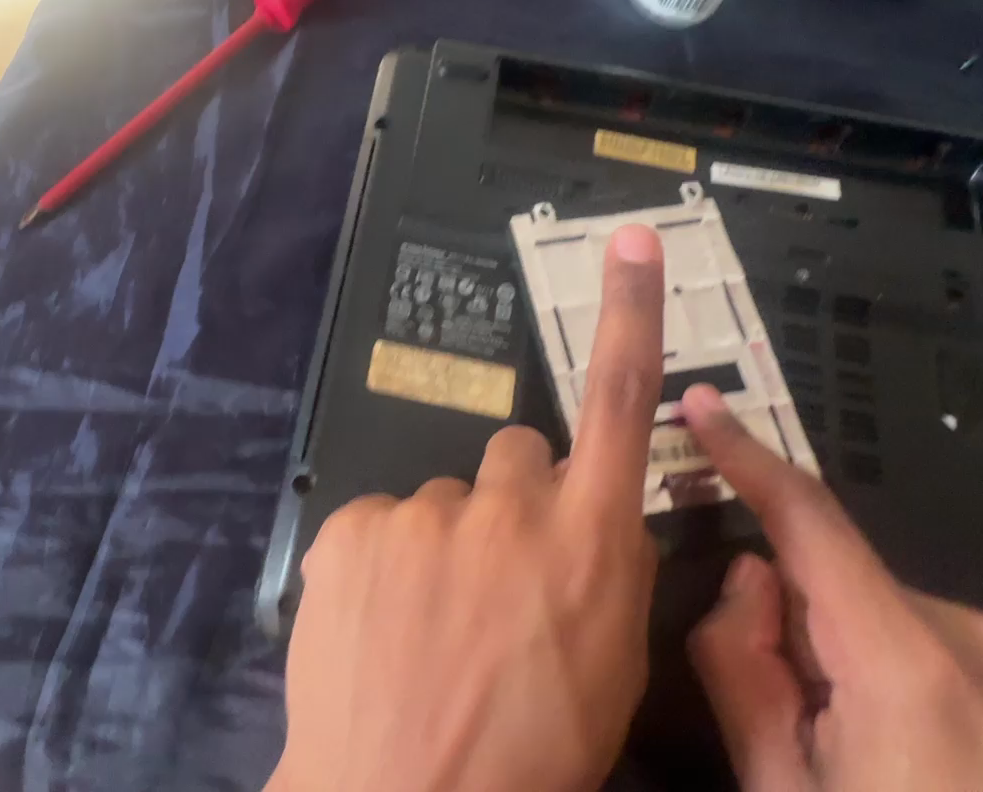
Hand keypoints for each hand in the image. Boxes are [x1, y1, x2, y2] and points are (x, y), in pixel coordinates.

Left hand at [268, 226, 666, 791]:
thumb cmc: (531, 755)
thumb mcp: (604, 667)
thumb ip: (597, 572)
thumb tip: (581, 531)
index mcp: (586, 541)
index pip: (618, 401)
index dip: (629, 314)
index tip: (629, 243)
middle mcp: (507, 504)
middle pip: (514, 454)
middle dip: (511, 502)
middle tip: (492, 575)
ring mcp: (423, 510)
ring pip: (444, 500)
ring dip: (443, 543)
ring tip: (428, 622)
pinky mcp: (353, 525)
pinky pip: (380, 523)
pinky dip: (381, 561)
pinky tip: (377, 621)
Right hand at [681, 386, 982, 791]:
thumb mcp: (783, 791)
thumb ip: (740, 668)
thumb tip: (753, 576)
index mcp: (904, 667)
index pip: (806, 522)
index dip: (746, 456)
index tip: (706, 404)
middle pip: (864, 598)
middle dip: (830, 638)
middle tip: (836, 731)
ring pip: (931, 629)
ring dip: (906, 670)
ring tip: (930, 769)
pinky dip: (978, 690)